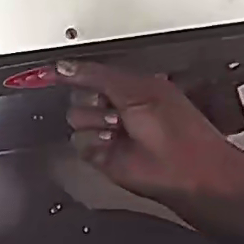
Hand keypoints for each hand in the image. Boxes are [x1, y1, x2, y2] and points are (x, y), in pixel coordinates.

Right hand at [51, 60, 243, 242]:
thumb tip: (67, 66)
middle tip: (115, 111)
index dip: (71, 72)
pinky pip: (78, 144)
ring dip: (95, 124)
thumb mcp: (137, 91)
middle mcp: (116, 108)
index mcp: (129, 85)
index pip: (90, 72)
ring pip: (75, 120)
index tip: (50, 71)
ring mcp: (108, 132)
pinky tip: (115, 147)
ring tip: (120, 131)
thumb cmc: (180, 134)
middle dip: (93, 102)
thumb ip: (98, 76)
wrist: (192, 177)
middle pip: (78, 95)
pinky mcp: (103, 156)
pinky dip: (94, 144)